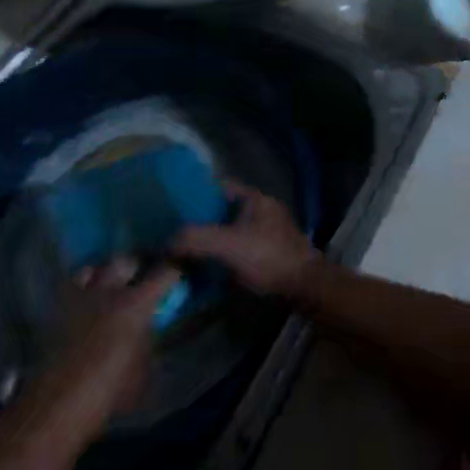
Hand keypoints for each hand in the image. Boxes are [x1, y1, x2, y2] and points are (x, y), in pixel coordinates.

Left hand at [41, 257, 179, 420]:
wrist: (55, 408)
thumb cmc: (112, 388)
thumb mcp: (147, 364)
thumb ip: (153, 337)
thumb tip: (157, 326)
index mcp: (137, 302)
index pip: (167, 269)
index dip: (178, 266)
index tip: (185, 268)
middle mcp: (107, 293)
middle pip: (124, 260)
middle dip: (138, 264)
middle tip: (146, 275)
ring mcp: (76, 302)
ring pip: (91, 269)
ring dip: (103, 273)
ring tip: (111, 284)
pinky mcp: (52, 316)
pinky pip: (68, 290)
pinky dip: (79, 289)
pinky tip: (86, 302)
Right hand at [177, 180, 322, 301]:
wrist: (303, 283)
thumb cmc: (268, 257)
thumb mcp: (228, 244)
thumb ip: (195, 237)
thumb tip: (166, 242)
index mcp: (256, 199)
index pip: (220, 186)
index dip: (194, 192)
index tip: (169, 204)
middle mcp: (262, 210)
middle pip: (222, 208)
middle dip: (197, 218)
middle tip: (168, 230)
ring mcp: (265, 230)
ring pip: (228, 228)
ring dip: (207, 237)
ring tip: (177, 247)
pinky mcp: (265, 250)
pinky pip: (235, 245)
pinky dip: (218, 251)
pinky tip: (199, 263)